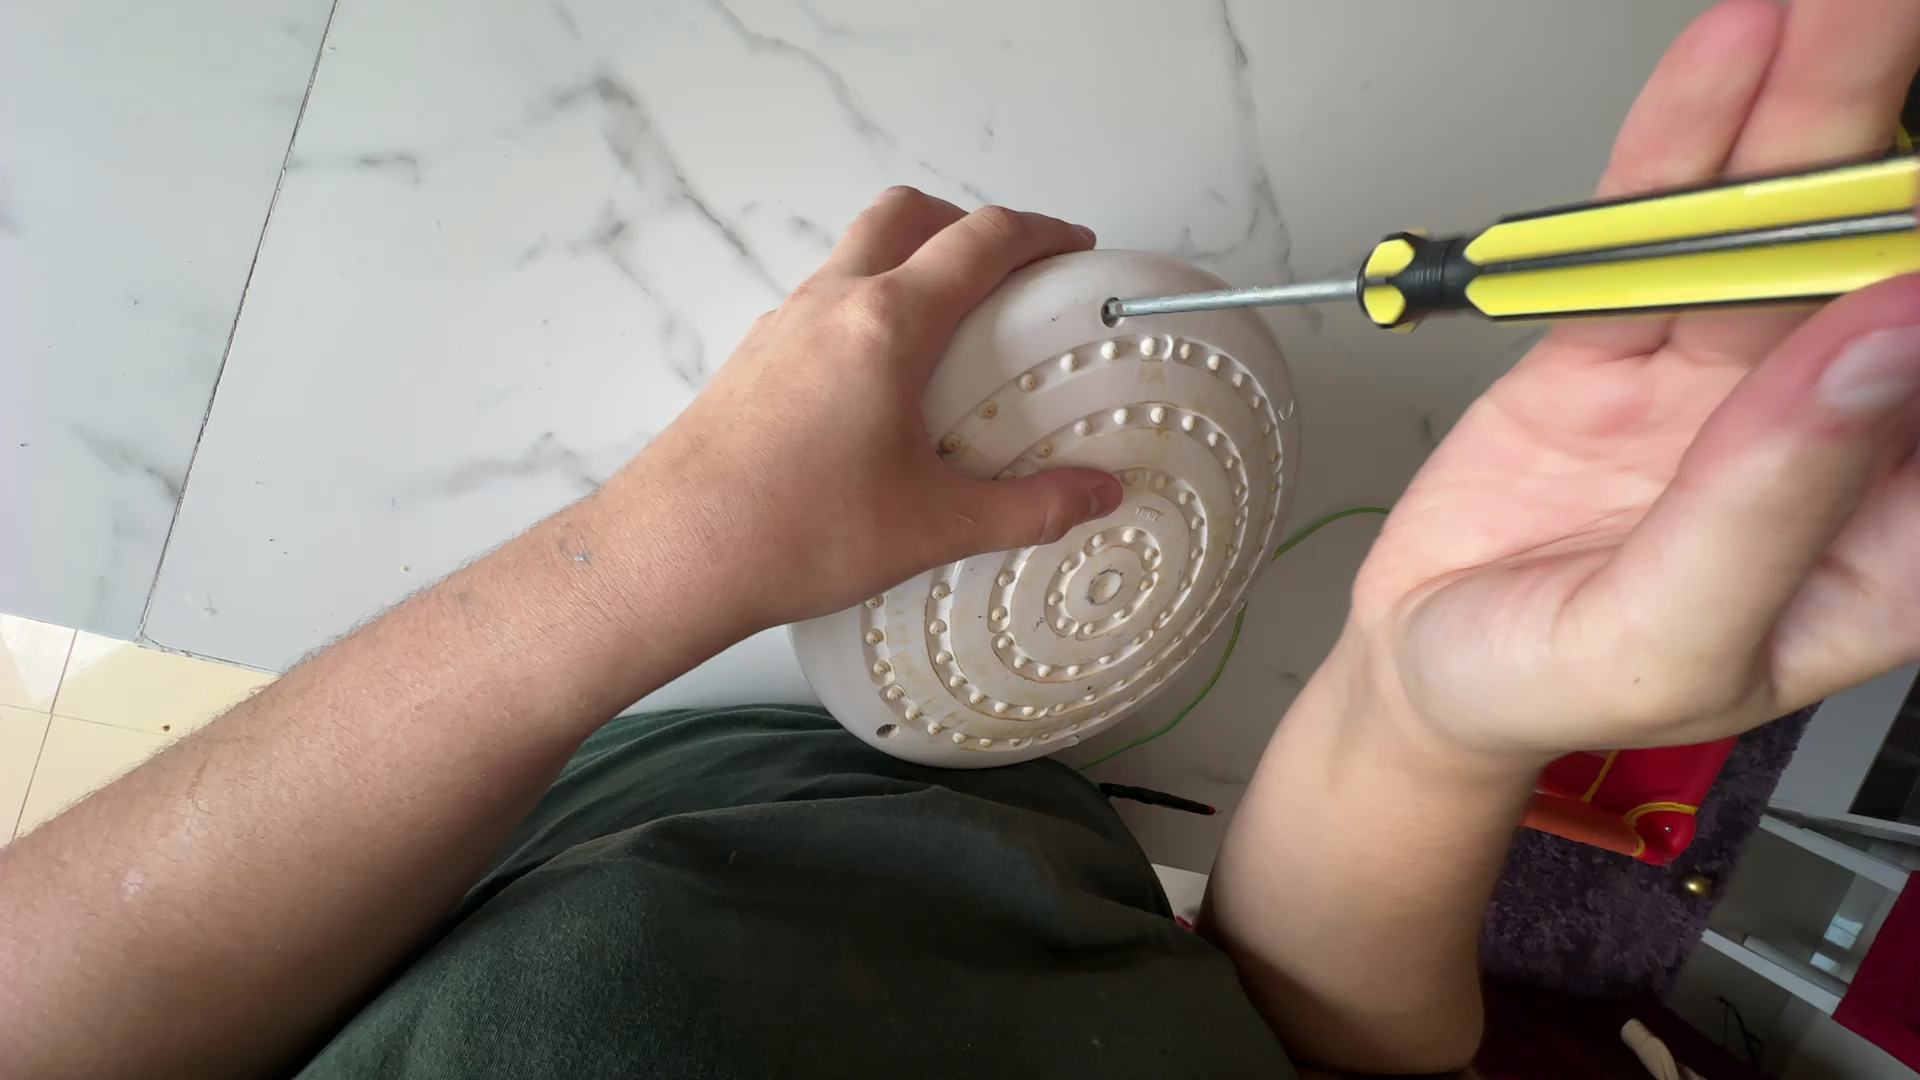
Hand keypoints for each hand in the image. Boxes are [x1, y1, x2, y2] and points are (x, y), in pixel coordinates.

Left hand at [613, 187, 1121, 631]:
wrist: (672, 557)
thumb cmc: (799, 532)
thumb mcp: (934, 526)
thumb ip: (1028, 509)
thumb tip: (1098, 496)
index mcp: (886, 325)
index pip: (980, 241)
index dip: (1040, 234)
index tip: (1072, 250)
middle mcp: (829, 305)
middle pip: (906, 215)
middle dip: (968, 225)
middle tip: (1008, 277)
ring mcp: (781, 327)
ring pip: (857, 254)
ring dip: (910, 262)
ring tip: (947, 331)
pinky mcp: (752, 359)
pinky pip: (821, 302)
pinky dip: (866, 307)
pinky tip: (877, 382)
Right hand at [1348, 0, 1919, 764]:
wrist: (1413, 661)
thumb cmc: (1534, 684)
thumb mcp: (1657, 639)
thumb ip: (1765, 507)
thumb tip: (1883, 342)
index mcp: (1888, 540)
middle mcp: (1815, 443)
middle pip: (1880, 281)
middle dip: (1889, 165)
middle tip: (1890, 28)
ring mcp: (1702, 394)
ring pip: (1760, 243)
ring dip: (1791, 127)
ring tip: (1820, 13)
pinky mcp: (1602, 366)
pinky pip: (1635, 264)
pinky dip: (1663, 177)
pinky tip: (1711, 76)